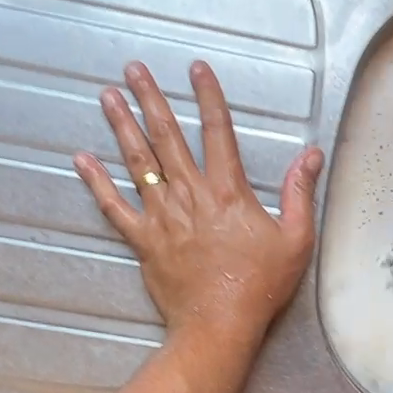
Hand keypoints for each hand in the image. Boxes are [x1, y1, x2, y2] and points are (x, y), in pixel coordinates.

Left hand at [75, 61, 323, 343]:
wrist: (220, 325)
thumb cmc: (260, 285)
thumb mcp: (295, 238)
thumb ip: (299, 192)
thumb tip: (311, 154)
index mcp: (228, 192)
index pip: (217, 131)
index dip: (207, 96)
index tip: (196, 68)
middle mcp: (191, 195)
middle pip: (167, 137)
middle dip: (150, 99)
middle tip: (133, 69)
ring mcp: (162, 217)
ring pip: (138, 163)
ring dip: (122, 127)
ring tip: (107, 97)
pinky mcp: (143, 240)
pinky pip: (114, 207)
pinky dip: (97, 183)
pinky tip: (81, 159)